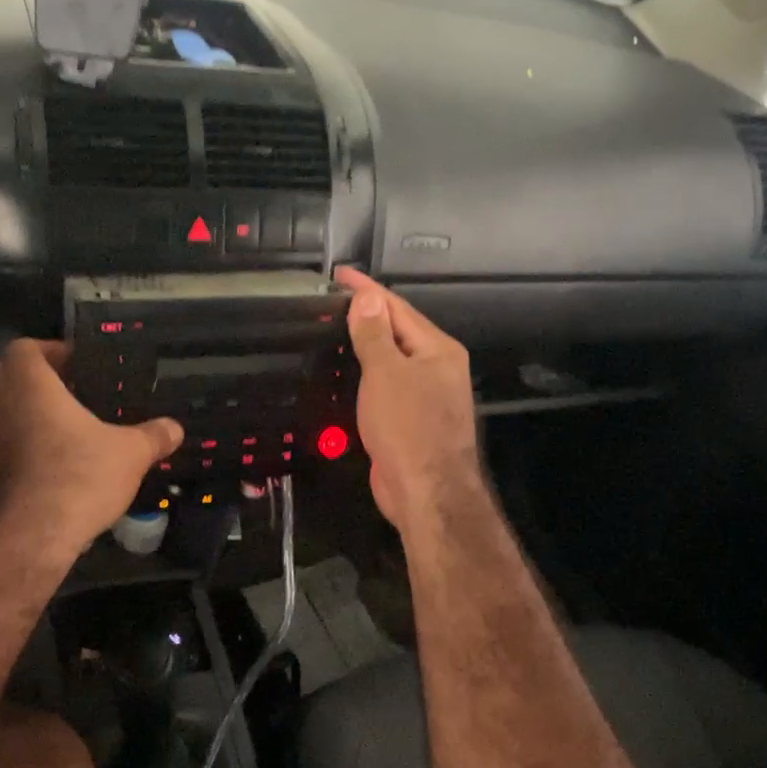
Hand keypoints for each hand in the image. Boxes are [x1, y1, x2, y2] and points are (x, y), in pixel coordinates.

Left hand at [0, 339, 183, 559]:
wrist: (29, 540)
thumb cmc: (78, 477)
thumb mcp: (129, 454)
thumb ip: (152, 436)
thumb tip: (174, 428)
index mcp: (29, 387)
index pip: (24, 348)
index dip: (51, 350)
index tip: (79, 365)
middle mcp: (0, 408)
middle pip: (14, 381)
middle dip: (46, 386)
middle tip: (81, 397)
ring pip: (9, 418)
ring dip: (36, 421)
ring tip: (74, 437)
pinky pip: (7, 453)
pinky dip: (28, 455)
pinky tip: (59, 474)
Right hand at [336, 267, 486, 536]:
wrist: (427, 493)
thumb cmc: (409, 428)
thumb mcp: (386, 374)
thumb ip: (375, 334)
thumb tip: (367, 298)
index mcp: (437, 349)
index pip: (397, 308)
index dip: (366, 289)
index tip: (338, 274)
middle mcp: (437, 367)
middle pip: (397, 330)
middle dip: (366, 314)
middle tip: (329, 300)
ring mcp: (426, 395)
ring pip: (390, 359)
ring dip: (364, 343)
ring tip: (332, 329)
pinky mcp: (411, 420)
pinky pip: (385, 385)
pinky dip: (365, 373)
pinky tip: (346, 373)